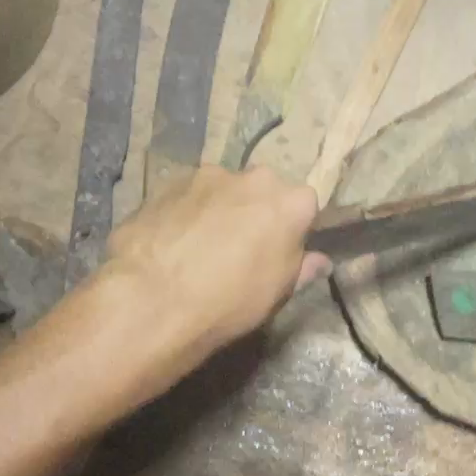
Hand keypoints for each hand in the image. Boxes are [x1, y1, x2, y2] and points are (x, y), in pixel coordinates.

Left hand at [94, 166, 326, 370]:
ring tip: (200, 247)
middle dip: (256, 211)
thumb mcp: (278, 292)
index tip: (281, 250)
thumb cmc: (232, 299)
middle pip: (262, 190)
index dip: (293, 228)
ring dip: (219, 210)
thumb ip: (302, 267)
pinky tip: (173, 244)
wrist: (155, 299)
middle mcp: (253, 177)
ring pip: (222, 191)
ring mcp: (207, 176)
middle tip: (241, 248)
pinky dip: (187, 213)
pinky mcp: (167, 183)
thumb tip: (320, 260)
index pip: (304, 205)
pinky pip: (188, 197)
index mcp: (291, 201)